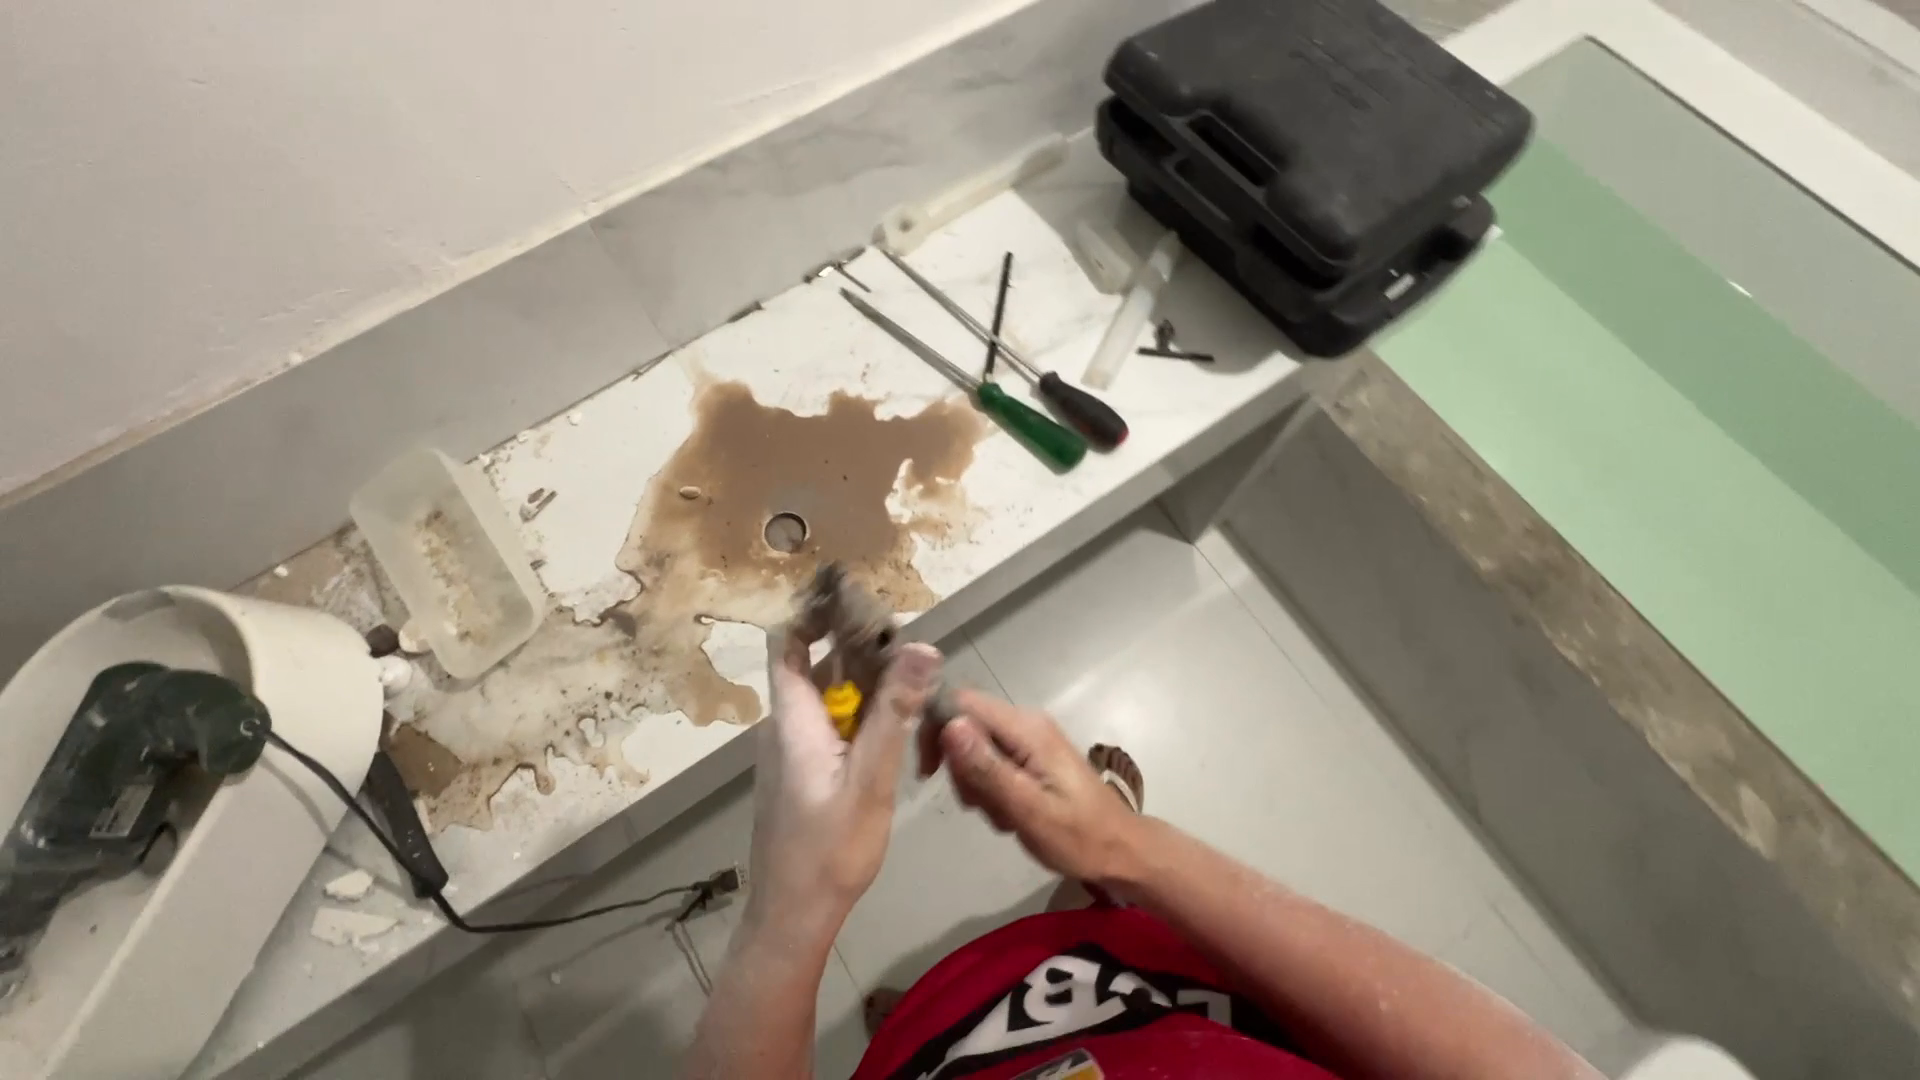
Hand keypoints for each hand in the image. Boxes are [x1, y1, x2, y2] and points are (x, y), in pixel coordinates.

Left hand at [744, 623, 940, 941]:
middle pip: (816, 667)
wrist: (793, 916)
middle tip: (909, 645)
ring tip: (912, 678)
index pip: (788, 645)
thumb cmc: (829, 849)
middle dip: (858, 649)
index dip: (813, 614)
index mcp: (792, 719)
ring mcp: (792, 751)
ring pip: (828, 698)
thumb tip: (924, 647)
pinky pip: (830, 725)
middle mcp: (786, 726)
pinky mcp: (802, 771)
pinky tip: (893, 725)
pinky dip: (859, 714)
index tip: (855, 598)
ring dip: (864, 684)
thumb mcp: (870, 779)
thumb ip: (894, 712)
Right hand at [928, 690, 1143, 886]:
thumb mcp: (1027, 809)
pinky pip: (992, 759)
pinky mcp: (1030, 753)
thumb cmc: (1077, 836)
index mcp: (1026, 728)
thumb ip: (987, 768)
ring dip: (976, 783)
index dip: (936, 730)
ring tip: (1001, 815)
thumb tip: (950, 726)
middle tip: (980, 805)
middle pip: (965, 724)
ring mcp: (1029, 737)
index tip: (930, 773)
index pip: (961, 702)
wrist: (1120, 851)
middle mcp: (1025, 722)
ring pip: (975, 746)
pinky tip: (1008, 813)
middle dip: (960, 767)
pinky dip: (990, 787)